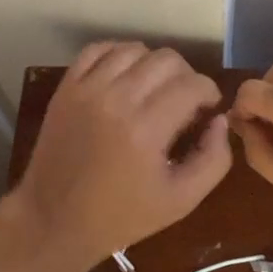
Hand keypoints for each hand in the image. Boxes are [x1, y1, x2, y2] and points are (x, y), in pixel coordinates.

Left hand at [5, 43, 230, 271]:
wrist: (53, 222)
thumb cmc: (120, 216)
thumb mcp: (181, 202)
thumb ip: (214, 160)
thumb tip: (219, 120)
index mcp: (146, 130)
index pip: (192, 84)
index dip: (209, 92)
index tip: (207, 110)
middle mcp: (117, 100)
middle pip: (167, 59)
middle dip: (186, 76)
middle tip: (184, 101)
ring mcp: (87, 89)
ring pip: (135, 50)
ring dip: (153, 64)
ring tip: (154, 89)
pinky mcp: (66, 88)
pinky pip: (98, 49)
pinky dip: (118, 54)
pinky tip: (125, 75)